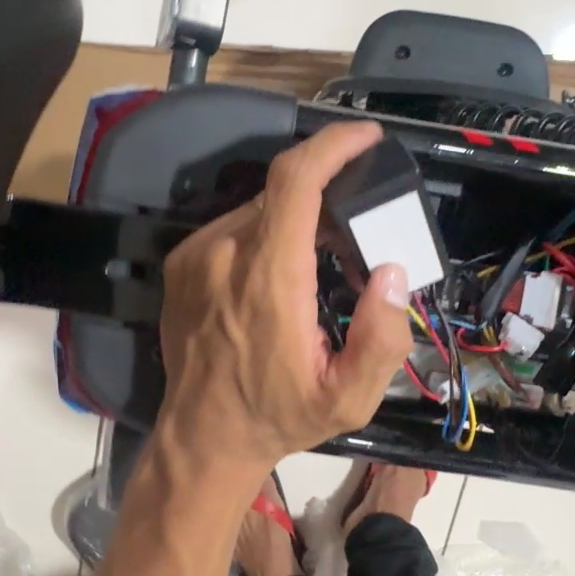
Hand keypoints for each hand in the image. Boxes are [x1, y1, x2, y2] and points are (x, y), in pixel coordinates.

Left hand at [156, 121, 414, 470]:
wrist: (202, 437)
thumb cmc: (278, 415)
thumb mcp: (349, 397)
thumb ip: (382, 337)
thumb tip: (393, 271)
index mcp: (269, 276)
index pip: (296, 180)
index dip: (333, 146)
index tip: (365, 138)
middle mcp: (225, 252)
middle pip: (281, 194)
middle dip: (324, 197)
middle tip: (353, 234)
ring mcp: (196, 256)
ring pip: (255, 211)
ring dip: (292, 221)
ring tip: (316, 263)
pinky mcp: (181, 265)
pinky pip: (230, 230)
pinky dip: (261, 237)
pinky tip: (275, 276)